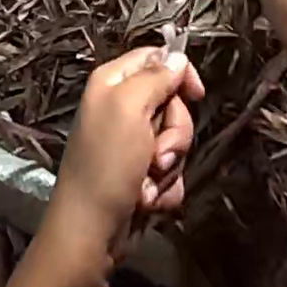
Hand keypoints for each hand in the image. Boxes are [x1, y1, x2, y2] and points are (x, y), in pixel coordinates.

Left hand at [48, 47, 205, 249]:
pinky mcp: (141, 173)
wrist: (91, 231)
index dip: (179, 72)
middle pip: (172, 102)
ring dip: (169, 165)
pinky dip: (164, 187)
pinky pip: (172, 171)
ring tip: (146, 181)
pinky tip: (146, 199)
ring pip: (176, 140)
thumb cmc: (107, 163)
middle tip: (157, 153)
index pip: (156, 58)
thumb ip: (155, 77)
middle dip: (174, 132)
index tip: (195, 94)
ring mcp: (133, 142)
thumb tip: (177, 55)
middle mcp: (122, 107)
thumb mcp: (130, 108)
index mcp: (113, 82)